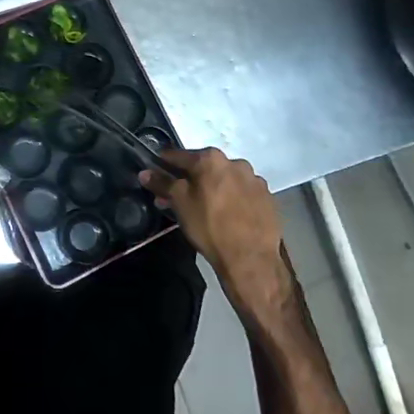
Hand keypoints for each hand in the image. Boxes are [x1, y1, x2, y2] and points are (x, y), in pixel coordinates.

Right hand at [140, 149, 292, 323]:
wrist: (250, 257)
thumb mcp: (180, 204)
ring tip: (204, 209)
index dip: (164, 165)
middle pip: (204, 167)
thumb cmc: (209, 227)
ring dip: (212, 188)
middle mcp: (235, 162)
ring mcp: (254, 179)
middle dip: (189, 180)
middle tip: (177, 199)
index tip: (156, 175)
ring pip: (225, 179)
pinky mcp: (267, 197)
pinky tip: (227, 215)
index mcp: (211, 159)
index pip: (179, 156)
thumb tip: (146, 173)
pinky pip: (242, 192)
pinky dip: (231, 199)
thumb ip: (162, 183)